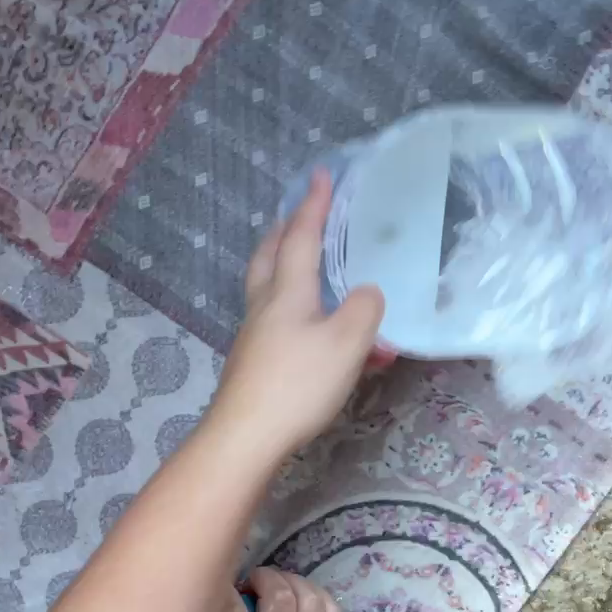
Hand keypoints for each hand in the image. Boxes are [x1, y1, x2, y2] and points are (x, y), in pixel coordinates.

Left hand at [209, 170, 384, 461]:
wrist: (245, 436)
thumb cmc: (296, 384)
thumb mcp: (346, 343)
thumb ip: (365, 310)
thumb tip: (366, 294)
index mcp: (286, 292)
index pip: (300, 237)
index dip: (313, 206)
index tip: (320, 175)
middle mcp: (264, 307)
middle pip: (268, 257)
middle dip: (283, 231)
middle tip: (296, 215)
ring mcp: (253, 336)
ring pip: (267, 289)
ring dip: (283, 267)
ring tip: (305, 264)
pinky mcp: (253, 364)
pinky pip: (275, 321)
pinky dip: (292, 309)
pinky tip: (308, 327)